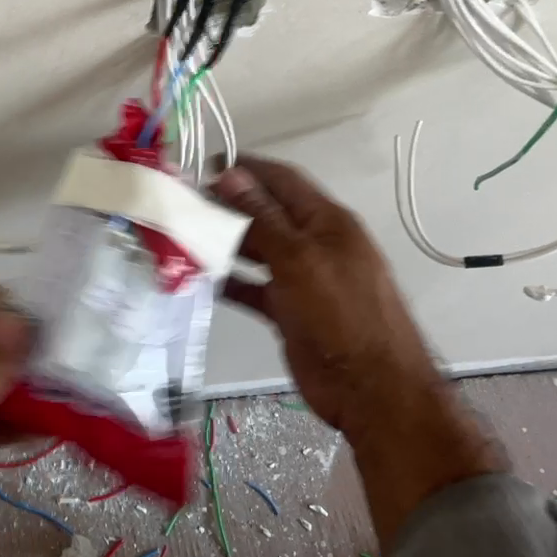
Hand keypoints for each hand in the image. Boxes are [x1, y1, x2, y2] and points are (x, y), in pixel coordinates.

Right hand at [211, 155, 505, 547]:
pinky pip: (254, 286)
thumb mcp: (298, 258)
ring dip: (224, 241)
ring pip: (257, 249)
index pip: (282, 180)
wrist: (373, 392)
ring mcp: (302, 278)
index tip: (204, 164)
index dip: (246, 168)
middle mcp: (314, 244)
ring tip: (183, 234)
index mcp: (327, 222)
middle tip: (183, 202)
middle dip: (228, 204)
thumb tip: (232, 174)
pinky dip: (230, 280)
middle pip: (266, 213)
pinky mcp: (290, 310)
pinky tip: (199, 278)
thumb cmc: (340, 315)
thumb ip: (262, 216)